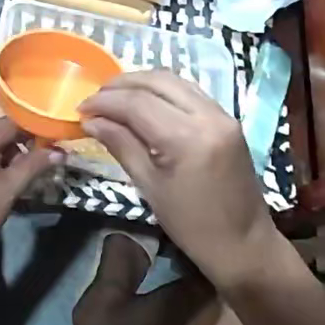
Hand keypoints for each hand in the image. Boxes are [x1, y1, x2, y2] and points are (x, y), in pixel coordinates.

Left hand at [0, 116, 57, 264]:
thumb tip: (60, 152)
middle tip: (41, 152)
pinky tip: (2, 171)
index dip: (33, 128)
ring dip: (5, 145)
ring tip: (23, 165)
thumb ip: (34, 165)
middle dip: (19, 136)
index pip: (8, 121)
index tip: (53, 139)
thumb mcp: (8, 189)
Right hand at [79, 70, 276, 287]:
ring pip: (175, 80)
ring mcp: (222, 114)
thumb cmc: (191, 225)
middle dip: (121, 85)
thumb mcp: (149, 186)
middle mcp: (208, 116)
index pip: (137, 103)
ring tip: (114, 96)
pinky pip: (189, 91)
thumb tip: (90, 121)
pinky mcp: (228, 119)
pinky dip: (162, 90)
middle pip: (157, 81)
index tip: (80, 108)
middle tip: (94, 98)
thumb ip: (121, 145)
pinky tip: (143, 101)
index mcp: (187, 138)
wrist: (244, 244)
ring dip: (141, 82)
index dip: (105, 102)